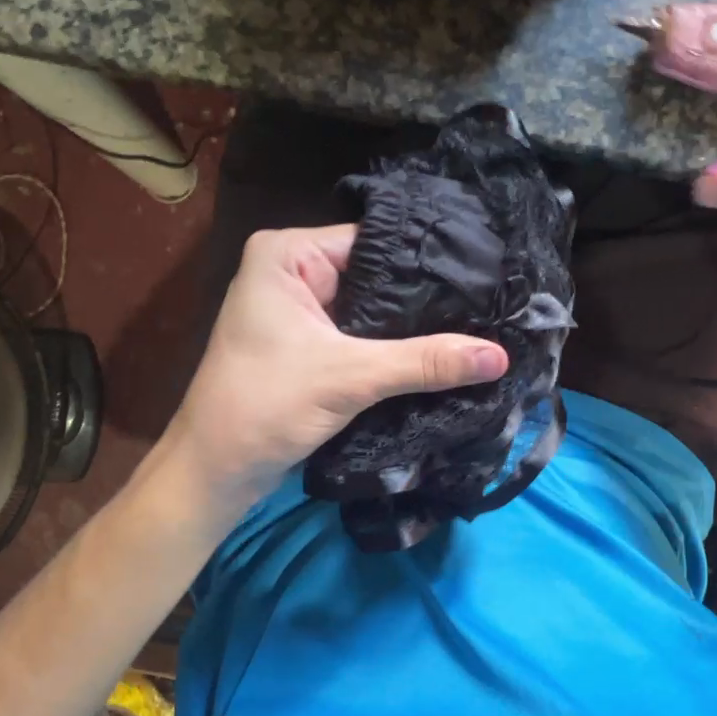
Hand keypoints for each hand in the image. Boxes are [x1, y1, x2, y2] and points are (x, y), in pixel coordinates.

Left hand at [164, 225, 508, 501]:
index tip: (486, 278)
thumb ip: (424, 362)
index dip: (427, 262)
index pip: (375, 242)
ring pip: (372, 313)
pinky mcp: (309, 349)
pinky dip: (393, 352)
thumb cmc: (264, 407)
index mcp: (287, 254)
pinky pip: (361, 340)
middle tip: (492, 309)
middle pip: (377, 278)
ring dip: (412, 331)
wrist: (215, 473)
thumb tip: (501, 356)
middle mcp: (293, 273)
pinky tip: (442, 358)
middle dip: (425, 301)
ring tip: (479, 331)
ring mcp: (301, 313)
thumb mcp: (348, 377)